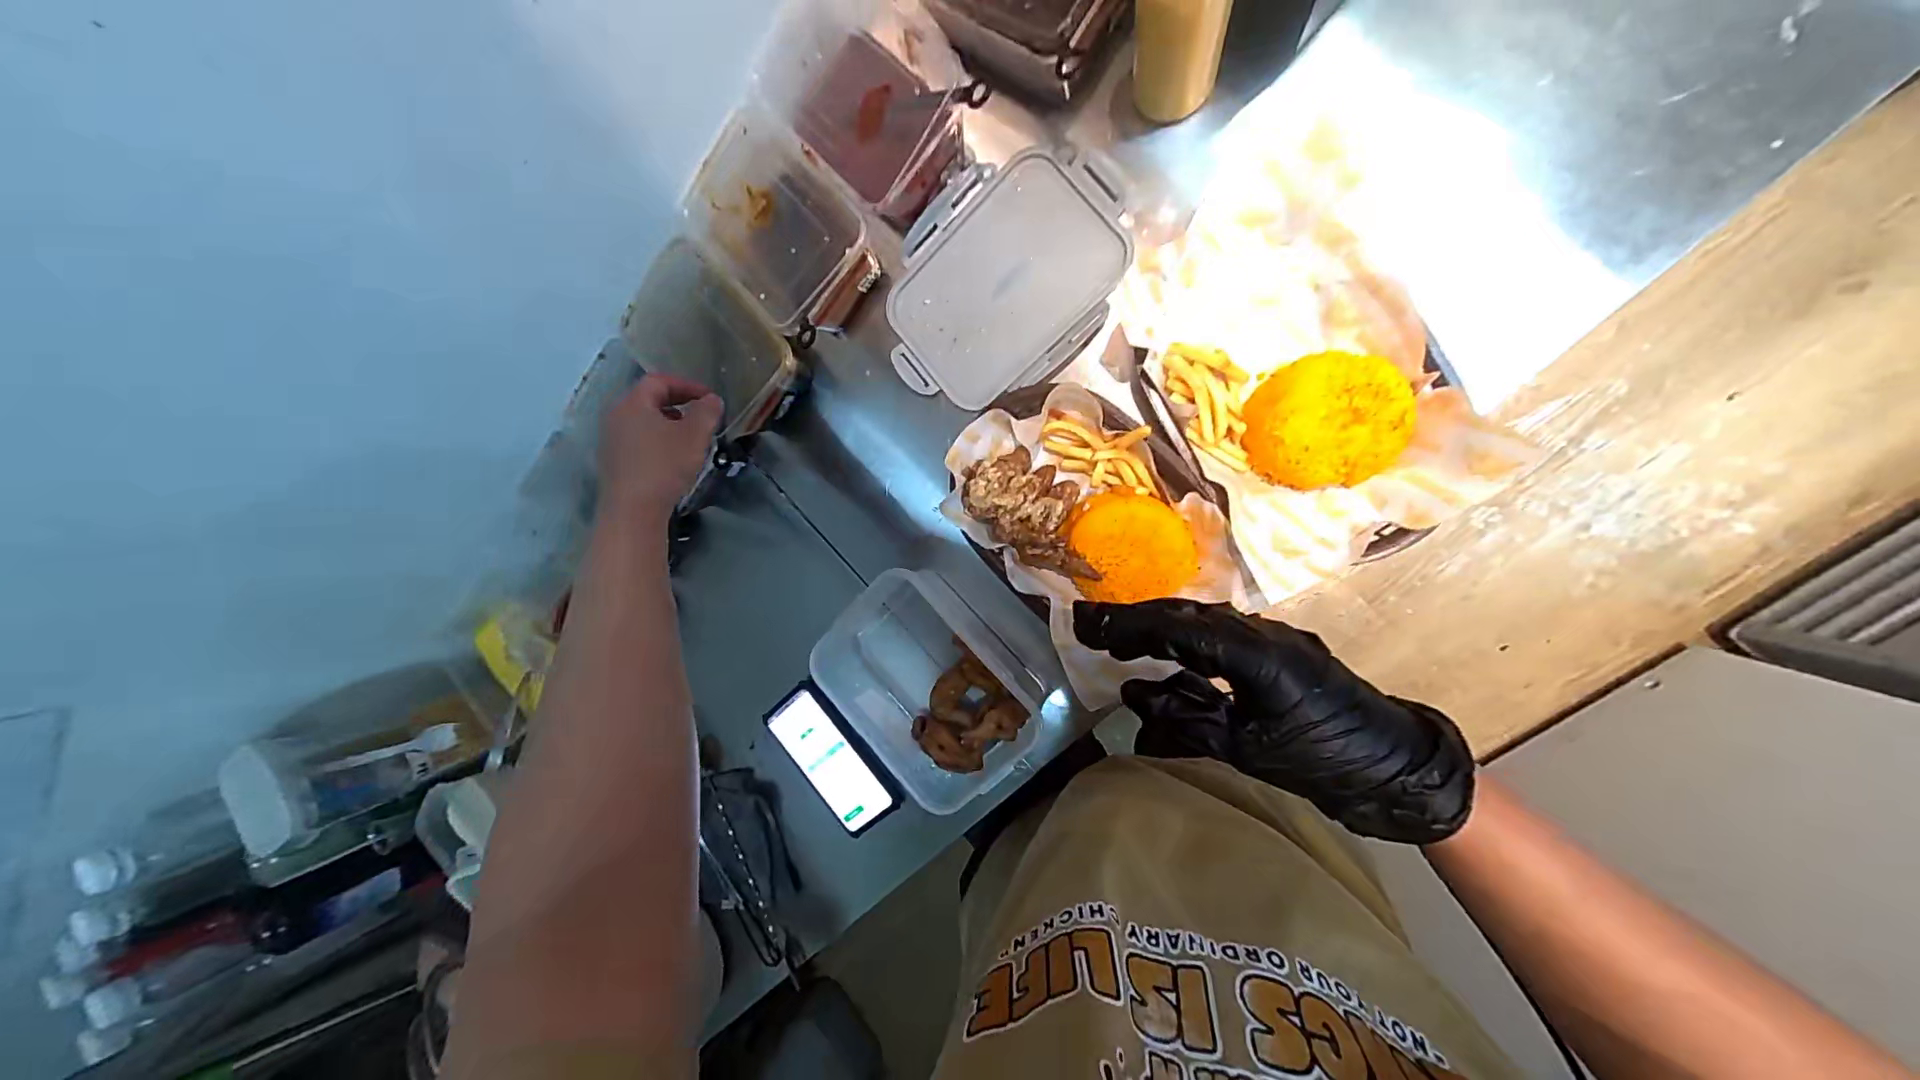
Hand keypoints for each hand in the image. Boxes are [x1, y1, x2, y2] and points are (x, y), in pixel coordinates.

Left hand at [598, 374, 723, 521]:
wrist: (632, 510)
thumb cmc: (664, 465)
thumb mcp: (694, 436)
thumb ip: (706, 412)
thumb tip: (712, 400)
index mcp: (633, 404)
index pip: (659, 381)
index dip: (687, 385)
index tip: (709, 398)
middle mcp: (616, 417)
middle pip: (648, 400)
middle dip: (678, 404)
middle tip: (701, 416)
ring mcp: (611, 441)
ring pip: (643, 422)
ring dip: (669, 424)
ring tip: (690, 439)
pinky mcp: (613, 462)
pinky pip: (638, 441)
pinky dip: (658, 441)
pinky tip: (673, 459)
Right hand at [1075, 599, 1473, 843]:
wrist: (1402, 770)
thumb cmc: (1328, 764)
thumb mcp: (1248, 749)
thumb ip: (1187, 718)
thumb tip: (1134, 691)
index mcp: (1257, 654)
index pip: (1177, 628)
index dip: (1127, 625)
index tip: (1085, 626)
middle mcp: (1264, 633)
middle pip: (1186, 614)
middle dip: (1134, 620)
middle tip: (1089, 627)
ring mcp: (1275, 637)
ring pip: (1203, 620)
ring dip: (1158, 626)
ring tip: (1118, 640)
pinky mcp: (1280, 650)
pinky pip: (1221, 635)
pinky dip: (1184, 639)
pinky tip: (1167, 652)